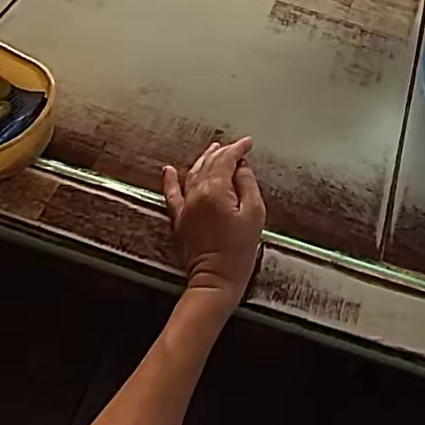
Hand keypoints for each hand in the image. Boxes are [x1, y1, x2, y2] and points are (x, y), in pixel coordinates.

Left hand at [160, 137, 265, 303]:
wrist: (216, 281)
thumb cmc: (239, 251)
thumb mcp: (255, 213)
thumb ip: (248, 185)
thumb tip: (242, 168)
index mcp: (215, 190)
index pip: (226, 159)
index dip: (238, 148)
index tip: (248, 143)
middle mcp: (196, 194)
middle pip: (209, 163)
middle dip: (223, 152)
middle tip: (236, 147)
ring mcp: (185, 207)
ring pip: (193, 173)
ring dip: (204, 159)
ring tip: (213, 149)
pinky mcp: (179, 220)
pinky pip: (171, 195)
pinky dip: (170, 180)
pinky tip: (169, 170)